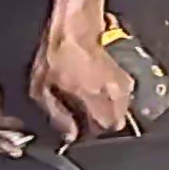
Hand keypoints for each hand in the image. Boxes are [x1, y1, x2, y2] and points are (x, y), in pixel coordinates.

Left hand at [29, 0, 131, 140]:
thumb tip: (69, 134)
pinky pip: (123, 99)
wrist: (74, 35)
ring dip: (106, 114)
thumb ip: (57, 115)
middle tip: (80, 120)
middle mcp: (117, 93)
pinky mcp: (126, 79)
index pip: (105, 128)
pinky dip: (110, 103)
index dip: (90, 134)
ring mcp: (125, 85)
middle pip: (118, 122)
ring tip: (84, 105)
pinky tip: (93, 95)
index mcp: (96, 97)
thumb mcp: (41, 90)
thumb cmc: (56, 58)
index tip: (77, 131)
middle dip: (100, 125)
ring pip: (122, 112)